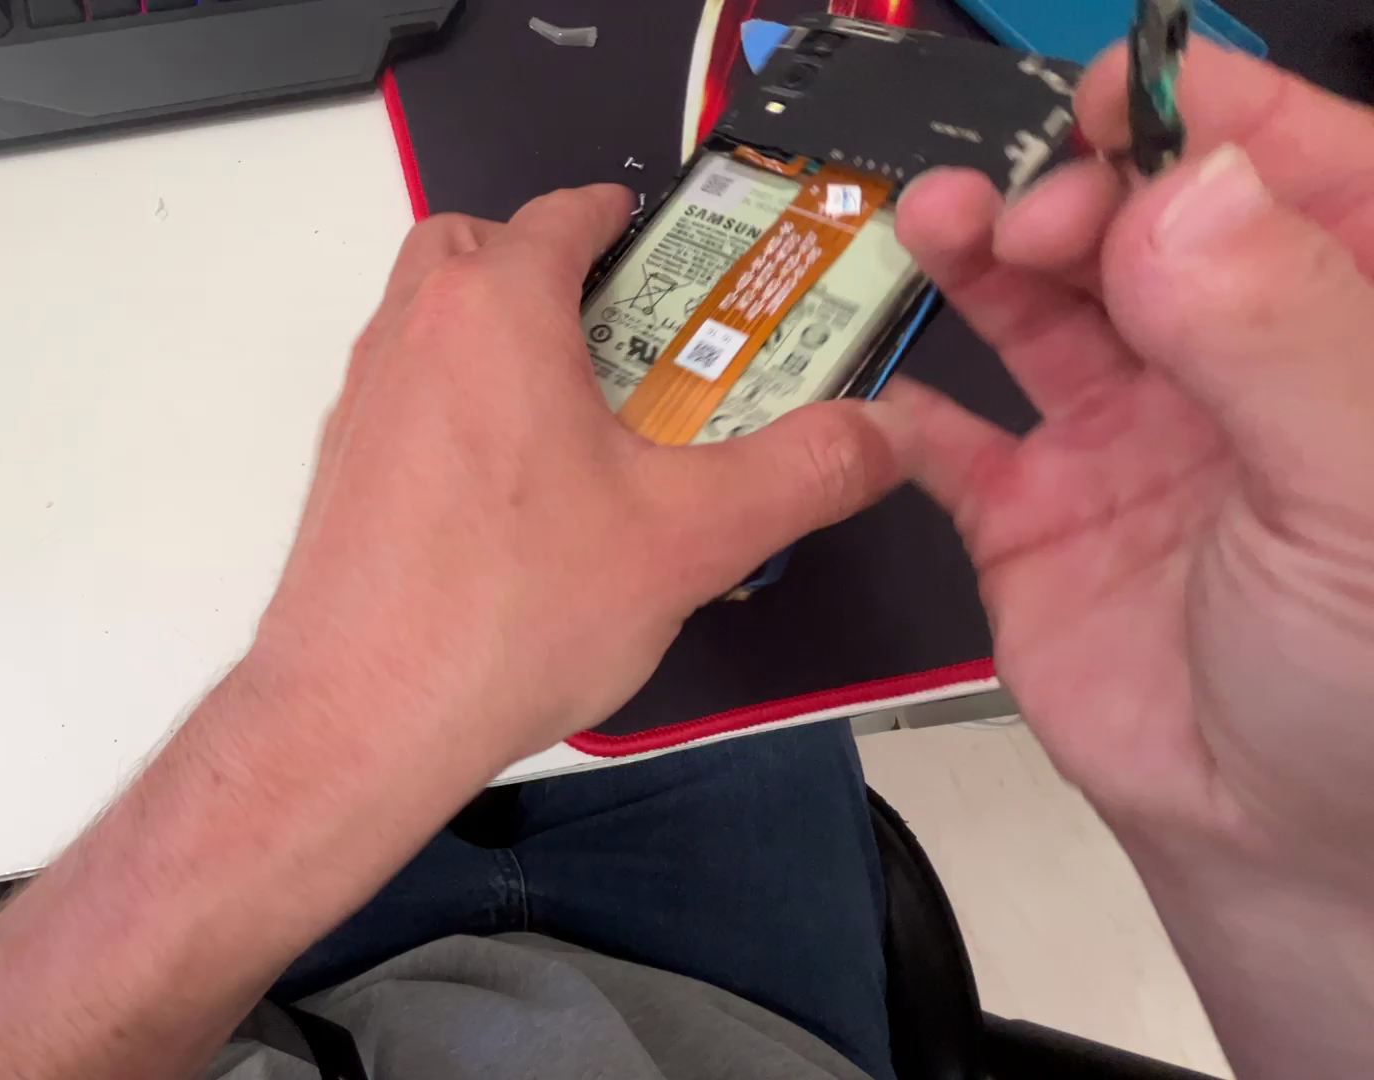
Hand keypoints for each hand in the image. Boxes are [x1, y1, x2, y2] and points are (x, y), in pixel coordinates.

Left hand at [249, 184, 903, 770]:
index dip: (618, 219)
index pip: (559, 216)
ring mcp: (359, 401)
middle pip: (472, 248)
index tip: (657, 249)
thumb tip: (880, 435)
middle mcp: (408, 335)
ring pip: (427, 323)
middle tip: (607, 337)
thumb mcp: (687, 538)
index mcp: (491, 311)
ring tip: (563, 418)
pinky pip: (402, 398)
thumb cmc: (512, 611)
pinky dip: (450, 405)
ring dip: (490, 336)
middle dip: (539, 267)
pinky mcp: (339, 467)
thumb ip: (800, 472)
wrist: (361, 715)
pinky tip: (496, 490)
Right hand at [890, 47, 1373, 897]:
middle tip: (1010, 207)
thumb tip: (1176, 193)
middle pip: (1139, 245)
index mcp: (1351, 343)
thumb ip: (1278, 338)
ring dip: (981, 271)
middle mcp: (1230, 375)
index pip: (1296, 188)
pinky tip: (868, 392)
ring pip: (1039, 324)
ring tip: (924, 225)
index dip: (1210, 122)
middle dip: (1071, 201)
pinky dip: (901, 416)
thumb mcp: (1368, 495)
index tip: (1112, 87)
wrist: (1269, 830)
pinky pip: (947, 447)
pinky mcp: (1020, 512)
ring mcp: (1114, 443)